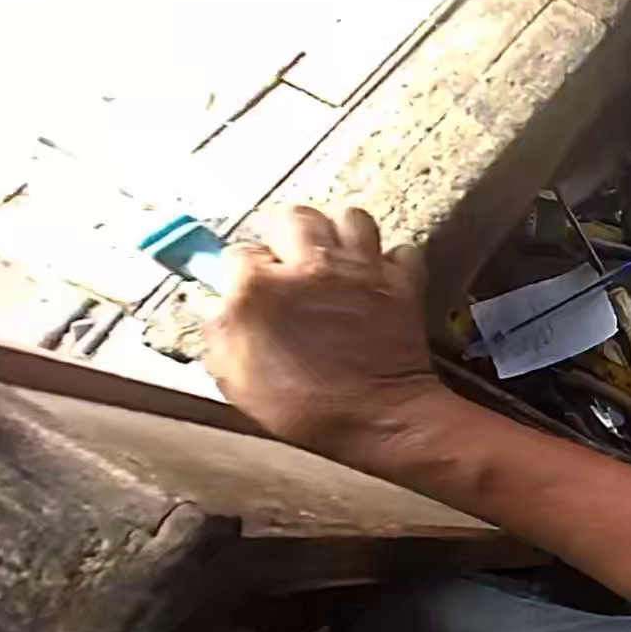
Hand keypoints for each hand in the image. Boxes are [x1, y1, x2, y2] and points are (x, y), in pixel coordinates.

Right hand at [204, 206, 445, 454]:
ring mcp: (365, 273)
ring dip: (344, 234)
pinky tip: (383, 278)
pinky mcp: (406, 286)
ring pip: (353, 219)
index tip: (256, 286)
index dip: (247, 269)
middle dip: (292, 233)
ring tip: (341, 259)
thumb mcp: (231, 371)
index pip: (240, 251)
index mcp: (260, 287)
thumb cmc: (301, 404)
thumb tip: (226, 300)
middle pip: (297, 216)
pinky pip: (404, 252)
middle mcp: (314, 268)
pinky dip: (394, 260)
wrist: (380, 414)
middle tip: (296, 260)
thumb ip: (224, 324)